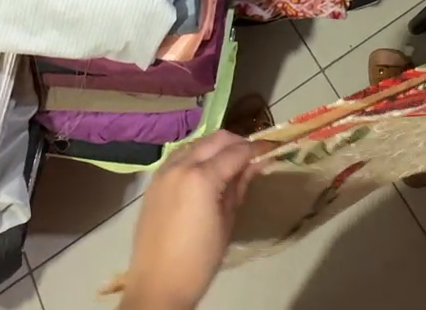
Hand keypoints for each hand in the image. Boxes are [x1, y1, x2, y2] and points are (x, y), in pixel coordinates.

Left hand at [121, 131, 261, 309]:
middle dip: (237, 142)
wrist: (157, 286)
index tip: (270, 148)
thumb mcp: (227, 223)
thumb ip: (239, 187)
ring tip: (229, 162)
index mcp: (201, 178)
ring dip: (215, 146)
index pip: (236, 152)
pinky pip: (179, 156)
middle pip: (215, 139)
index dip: (256, 148)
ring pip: (196, 143)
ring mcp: (164, 171)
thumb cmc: (199, 261)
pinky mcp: (154, 181)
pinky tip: (204, 170)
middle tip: (252, 155)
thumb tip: (254, 165)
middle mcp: (181, 166)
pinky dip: (196, 155)